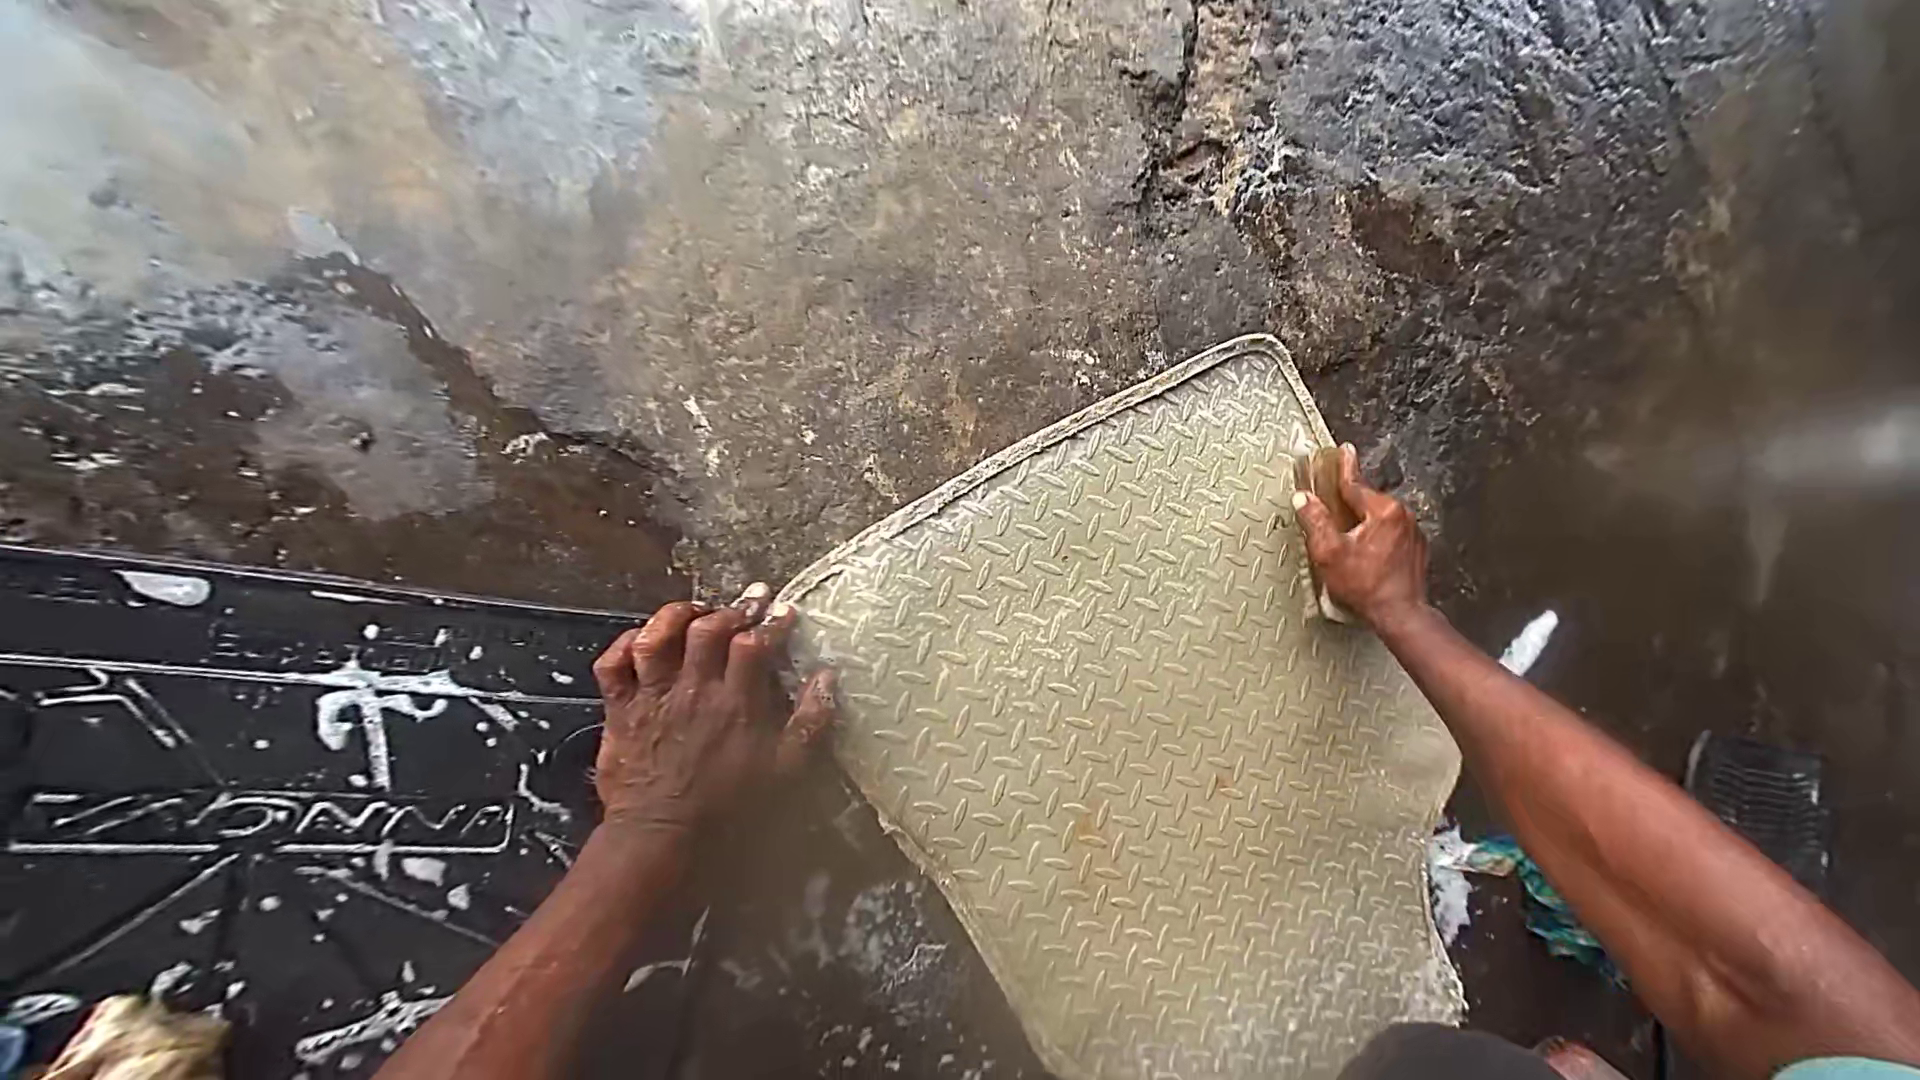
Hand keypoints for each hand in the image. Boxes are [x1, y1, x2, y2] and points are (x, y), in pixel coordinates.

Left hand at [588, 586, 835, 832]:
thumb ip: (811, 721)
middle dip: (732, 609)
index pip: (754, 645)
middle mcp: (693, 691)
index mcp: (735, 704)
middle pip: (708, 630)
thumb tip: (827, 676)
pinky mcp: (621, 711)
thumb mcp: (787, 769)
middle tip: (749, 602)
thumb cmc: (729, 804)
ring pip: (657, 638)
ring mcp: (652, 698)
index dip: (772, 622)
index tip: (785, 611)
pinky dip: (624, 644)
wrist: (662, 838)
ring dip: (677, 616)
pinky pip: (612, 665)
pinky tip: (644, 639)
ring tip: (698, 611)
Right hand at [1292, 444, 1430, 629]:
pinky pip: (1388, 533)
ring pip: (1377, 518)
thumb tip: (1304, 500)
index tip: (1343, 452)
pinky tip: (1360, 553)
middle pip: (1366, 501)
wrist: (1398, 613)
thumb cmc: (1365, 585)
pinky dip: (1372, 536)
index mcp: (1383, 512)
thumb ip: (1315, 520)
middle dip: (1346, 504)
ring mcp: (1411, 534)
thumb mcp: (1328, 551)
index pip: (1355, 484)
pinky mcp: (1413, 549)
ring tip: (1343, 540)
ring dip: (1359, 523)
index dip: (1344, 468)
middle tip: (1329, 508)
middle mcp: (1403, 517)